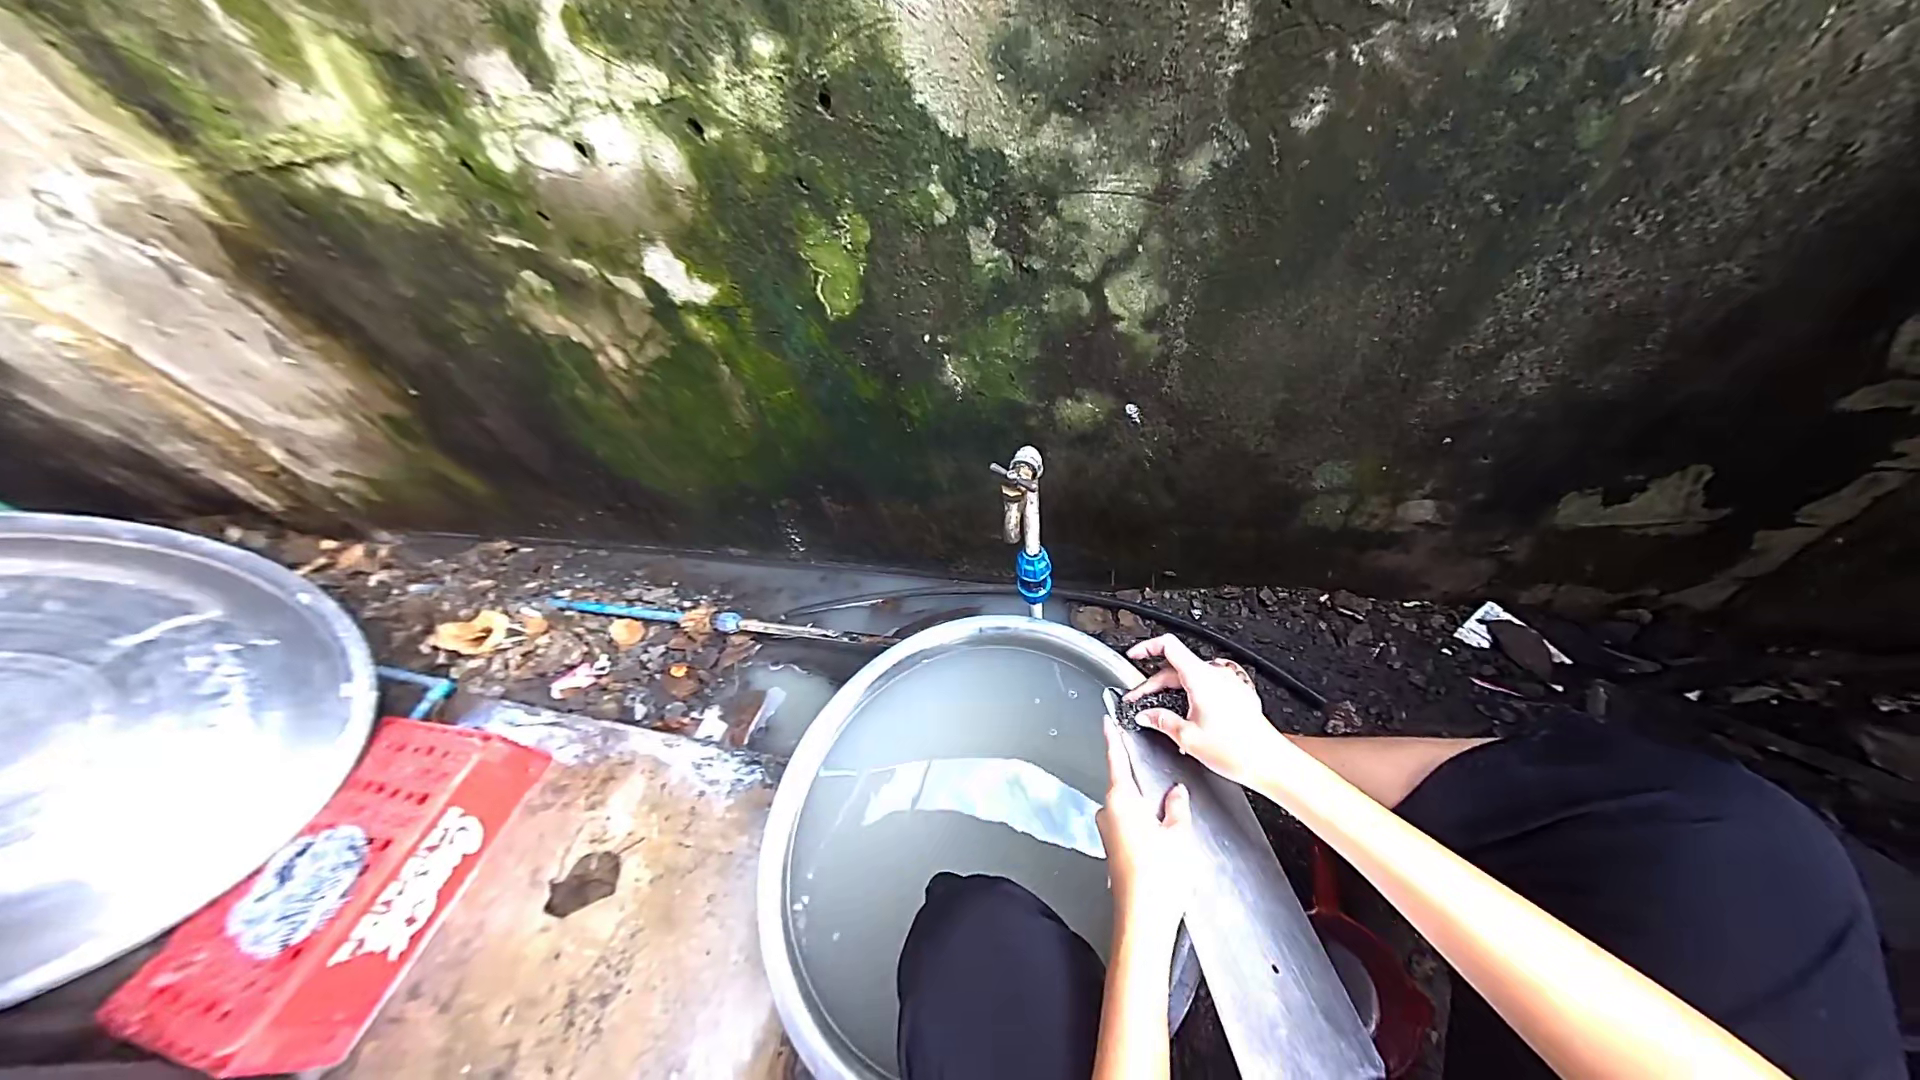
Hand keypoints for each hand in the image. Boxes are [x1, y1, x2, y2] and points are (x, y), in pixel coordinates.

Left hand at [1097, 716, 1190, 938]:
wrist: (1143, 920)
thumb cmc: (1158, 878)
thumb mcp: (1178, 834)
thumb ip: (1176, 806)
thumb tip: (1176, 794)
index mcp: (1120, 800)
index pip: (1115, 759)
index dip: (1113, 739)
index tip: (1107, 721)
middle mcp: (1108, 813)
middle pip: (1125, 786)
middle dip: (1145, 786)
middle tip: (1167, 793)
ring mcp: (1108, 833)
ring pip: (1129, 809)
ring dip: (1146, 810)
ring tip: (1170, 828)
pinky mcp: (1113, 850)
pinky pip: (1129, 827)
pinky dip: (1143, 828)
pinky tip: (1161, 844)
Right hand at [1124, 634, 1282, 787]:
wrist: (1271, 762)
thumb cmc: (1239, 751)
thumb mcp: (1188, 737)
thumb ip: (1160, 720)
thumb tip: (1145, 715)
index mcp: (1201, 678)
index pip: (1168, 645)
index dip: (1147, 647)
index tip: (1134, 655)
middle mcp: (1216, 675)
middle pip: (1175, 667)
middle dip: (1153, 683)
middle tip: (1139, 701)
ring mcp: (1228, 683)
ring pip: (1189, 677)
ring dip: (1171, 690)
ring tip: (1161, 711)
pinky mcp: (1236, 693)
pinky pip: (1205, 686)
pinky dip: (1190, 694)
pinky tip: (1185, 713)